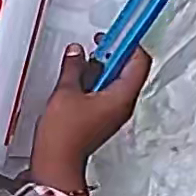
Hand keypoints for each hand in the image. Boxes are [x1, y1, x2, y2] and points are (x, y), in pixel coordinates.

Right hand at [29, 44, 150, 195]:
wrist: (56, 162)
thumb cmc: (64, 135)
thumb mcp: (65, 92)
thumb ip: (73, 68)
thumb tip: (77, 52)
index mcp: (121, 97)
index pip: (139, 62)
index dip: (129, 44)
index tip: (117, 33)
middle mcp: (122, 105)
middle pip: (129, 71)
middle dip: (114, 54)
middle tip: (99, 43)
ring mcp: (112, 113)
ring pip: (116, 82)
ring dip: (102, 68)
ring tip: (82, 60)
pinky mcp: (100, 118)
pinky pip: (105, 93)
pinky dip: (94, 82)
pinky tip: (76, 80)